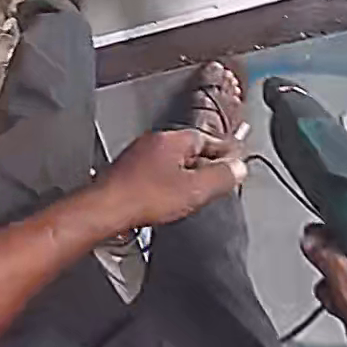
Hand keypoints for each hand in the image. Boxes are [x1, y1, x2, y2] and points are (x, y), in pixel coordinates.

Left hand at [95, 129, 246, 228]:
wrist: (108, 208)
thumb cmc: (144, 197)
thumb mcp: (194, 190)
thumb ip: (221, 177)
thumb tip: (239, 167)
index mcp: (171, 140)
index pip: (207, 138)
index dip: (224, 150)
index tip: (235, 158)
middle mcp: (154, 141)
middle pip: (189, 148)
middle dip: (206, 162)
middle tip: (220, 175)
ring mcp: (139, 154)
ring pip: (172, 159)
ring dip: (187, 172)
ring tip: (198, 189)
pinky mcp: (129, 170)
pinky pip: (157, 170)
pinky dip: (169, 180)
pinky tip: (171, 196)